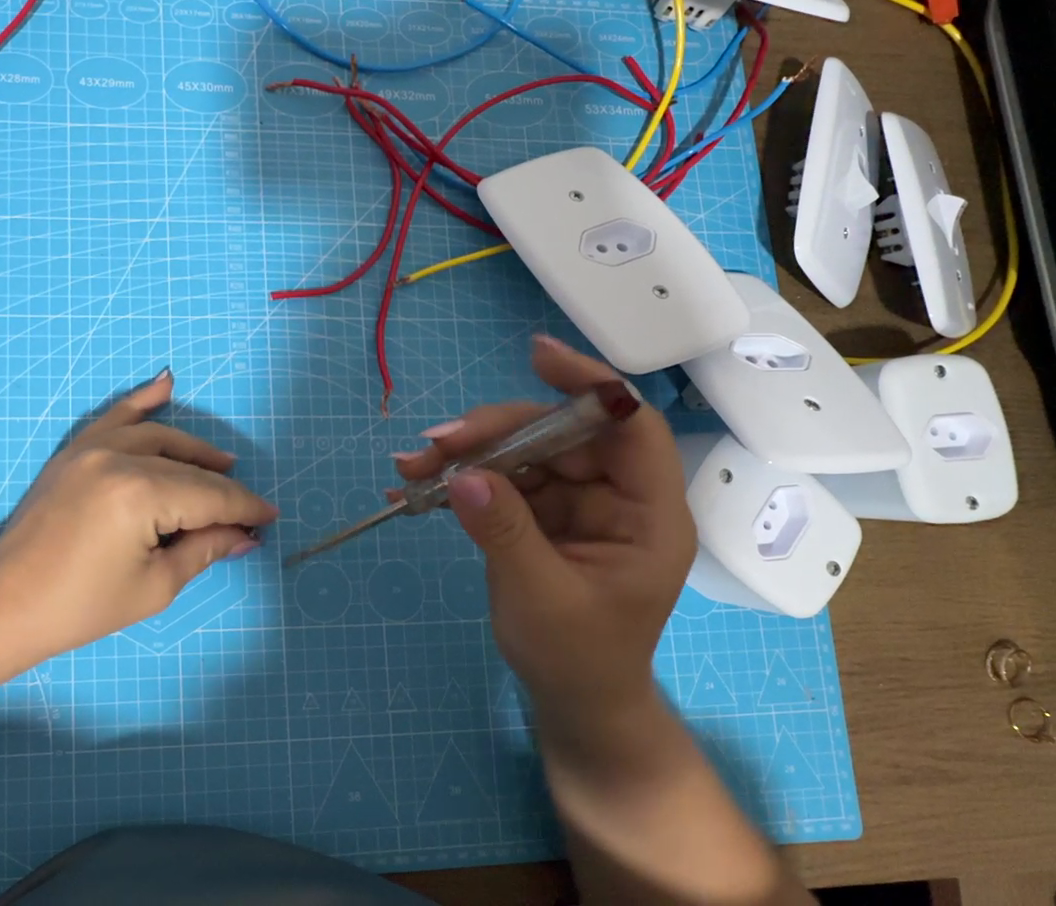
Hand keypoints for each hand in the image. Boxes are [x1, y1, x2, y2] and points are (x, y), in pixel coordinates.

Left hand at [0, 370, 279, 659]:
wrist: (8, 604)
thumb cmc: (82, 606)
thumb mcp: (154, 585)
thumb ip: (203, 550)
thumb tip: (243, 535)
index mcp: (141, 493)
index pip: (209, 495)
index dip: (243, 509)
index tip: (268, 519)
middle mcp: (117, 457)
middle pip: (186, 467)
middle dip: (222, 488)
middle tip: (247, 511)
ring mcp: (90, 449)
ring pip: (156, 436)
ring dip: (192, 448)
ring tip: (223, 461)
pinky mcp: (72, 452)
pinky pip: (112, 417)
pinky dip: (140, 402)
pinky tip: (165, 385)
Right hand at [393, 336, 695, 713]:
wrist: (572, 699)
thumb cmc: (577, 656)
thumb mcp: (540, 597)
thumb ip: (505, 532)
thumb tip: (462, 476)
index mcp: (646, 514)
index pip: (628, 427)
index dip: (589, 385)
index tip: (535, 356)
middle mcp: (611, 495)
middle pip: (556, 433)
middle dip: (493, 431)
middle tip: (434, 444)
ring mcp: (571, 501)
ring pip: (518, 450)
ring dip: (463, 453)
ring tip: (409, 467)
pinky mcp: (535, 512)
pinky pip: (496, 478)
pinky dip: (456, 477)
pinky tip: (414, 483)